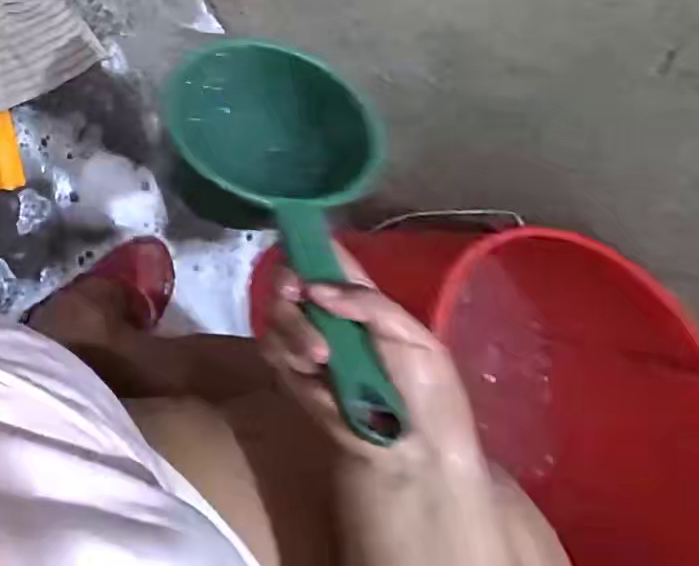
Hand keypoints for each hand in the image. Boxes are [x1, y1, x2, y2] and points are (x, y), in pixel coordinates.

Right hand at [260, 242, 485, 471]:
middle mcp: (323, 309)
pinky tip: (311, 376)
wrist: (415, 455)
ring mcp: (303, 337)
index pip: (323, 255)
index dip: (305, 243)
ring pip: (274, 311)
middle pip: (286, 277)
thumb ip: (370, 305)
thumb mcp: (418, 341)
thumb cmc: (429, 396)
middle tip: (298, 300)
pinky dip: (287, 356)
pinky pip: (270, 345)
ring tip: (320, 359)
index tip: (295, 246)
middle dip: (287, 288)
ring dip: (293, 330)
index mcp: (356, 296)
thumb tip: (313, 287)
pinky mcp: (287, 366)